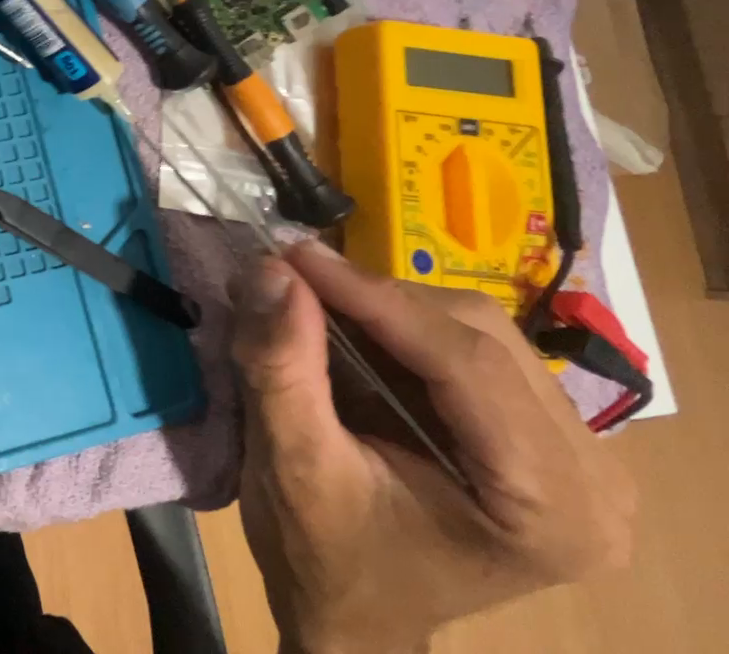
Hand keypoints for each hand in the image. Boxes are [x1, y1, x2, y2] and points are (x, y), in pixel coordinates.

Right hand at [229, 239, 635, 653]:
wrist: (348, 611)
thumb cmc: (321, 556)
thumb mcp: (291, 465)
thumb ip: (282, 368)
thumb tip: (270, 269)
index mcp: (551, 506)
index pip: (468, 363)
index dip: (373, 296)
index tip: (289, 253)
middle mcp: (595, 478)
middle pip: (483, 339)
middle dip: (375, 298)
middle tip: (286, 276)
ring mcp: (579, 457)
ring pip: (479, 333)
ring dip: (383, 307)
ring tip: (306, 299)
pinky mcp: (544, 440)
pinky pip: (471, 352)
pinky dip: (396, 328)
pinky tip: (344, 328)